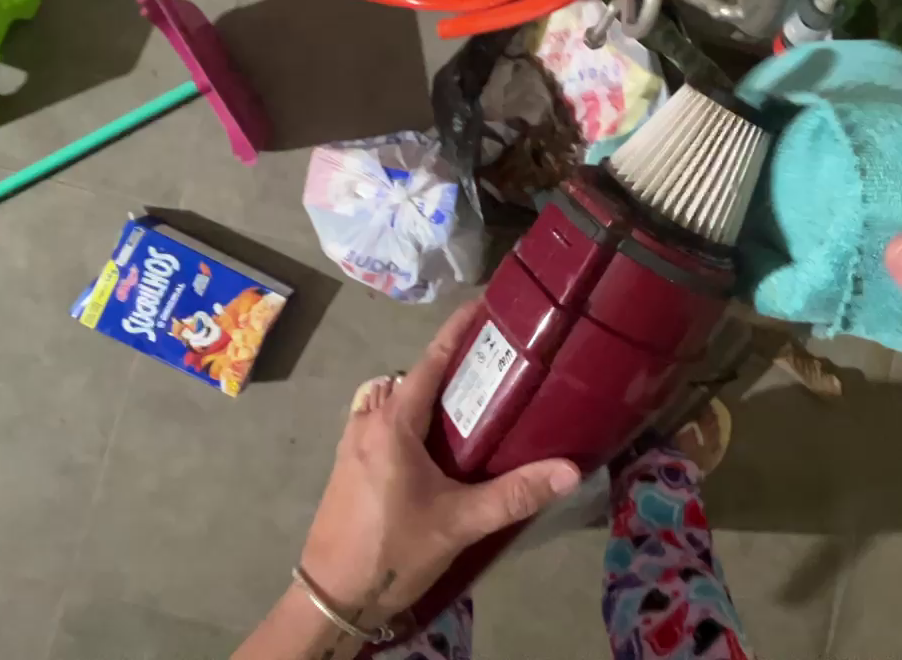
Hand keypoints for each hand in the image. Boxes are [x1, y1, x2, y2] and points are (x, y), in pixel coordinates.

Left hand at [297, 301, 580, 628]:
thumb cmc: (392, 549)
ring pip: (393, 396)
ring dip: (424, 390)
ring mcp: (352, 440)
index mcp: (394, 422)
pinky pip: (380, 417)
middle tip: (491, 367)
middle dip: (449, 365)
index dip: (457, 328)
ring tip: (466, 405)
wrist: (332, 598)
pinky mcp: (347, 461)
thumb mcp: (459, 522)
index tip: (483, 303)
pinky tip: (432, 443)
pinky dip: (407, 413)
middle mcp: (369, 420)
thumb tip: (570, 469)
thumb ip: (514, 494)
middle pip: (413, 375)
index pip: (431, 360)